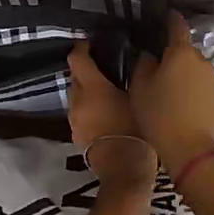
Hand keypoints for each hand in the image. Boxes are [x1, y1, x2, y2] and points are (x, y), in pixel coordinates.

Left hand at [67, 43, 152, 203]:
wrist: (123, 171)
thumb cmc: (135, 132)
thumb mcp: (140, 100)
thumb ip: (133, 80)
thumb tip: (138, 64)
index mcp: (92, 88)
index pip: (77, 59)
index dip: (82, 48)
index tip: (92, 44)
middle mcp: (77, 100)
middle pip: (74, 76)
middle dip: (85, 70)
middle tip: (104, 67)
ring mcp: (73, 119)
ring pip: (75, 96)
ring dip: (86, 91)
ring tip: (105, 92)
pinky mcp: (75, 135)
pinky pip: (78, 113)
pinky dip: (87, 108)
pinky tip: (103, 113)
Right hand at [128, 12, 213, 178]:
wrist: (192, 151)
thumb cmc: (160, 115)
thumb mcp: (139, 88)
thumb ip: (143, 64)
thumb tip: (149, 55)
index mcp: (181, 53)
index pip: (176, 25)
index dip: (168, 18)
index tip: (162, 14)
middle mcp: (202, 61)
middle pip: (185, 51)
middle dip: (172, 56)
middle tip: (154, 68)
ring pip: (194, 71)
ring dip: (182, 75)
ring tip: (166, 91)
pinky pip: (202, 88)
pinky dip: (192, 91)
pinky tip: (180, 106)